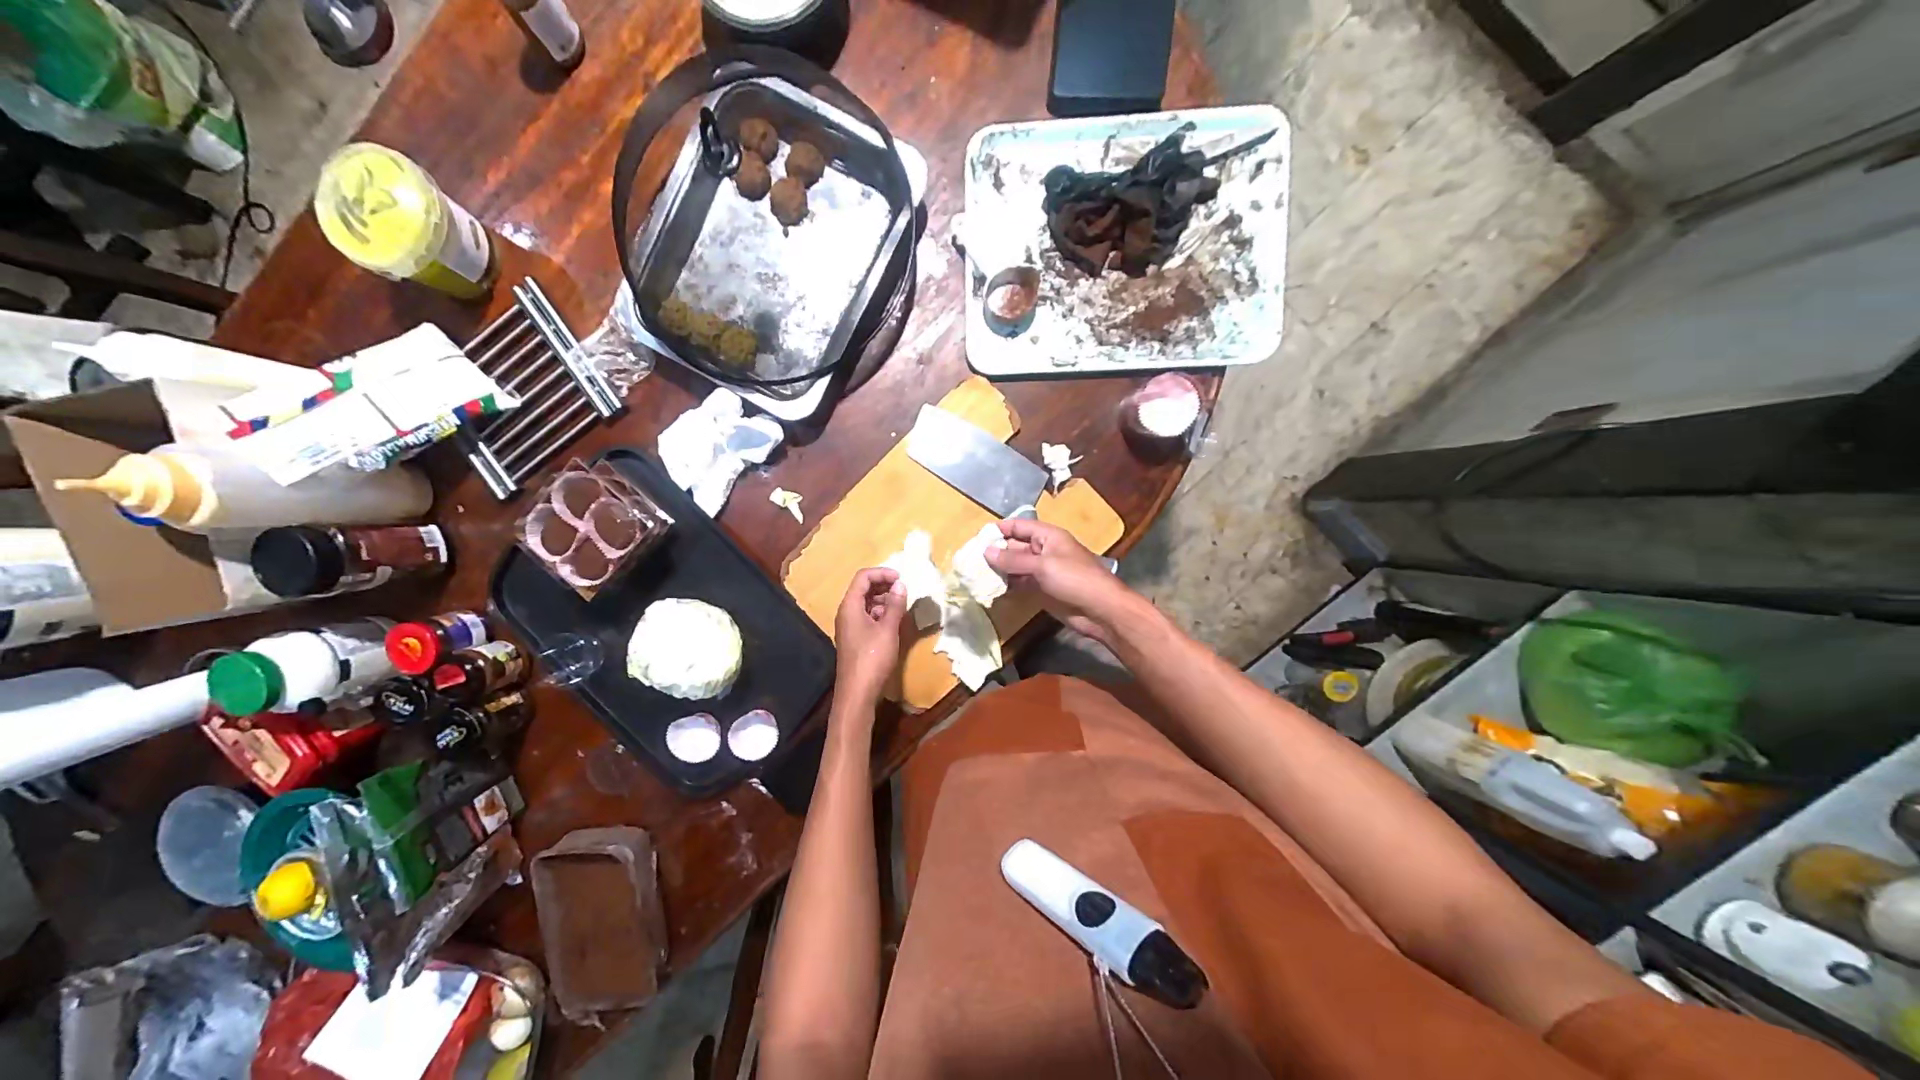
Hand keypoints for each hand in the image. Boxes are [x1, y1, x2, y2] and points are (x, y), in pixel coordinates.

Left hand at [834, 567, 906, 705]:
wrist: (858, 692)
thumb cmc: (872, 658)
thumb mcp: (888, 629)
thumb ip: (895, 605)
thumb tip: (901, 584)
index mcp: (850, 606)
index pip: (863, 577)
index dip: (882, 573)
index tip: (901, 578)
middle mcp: (846, 613)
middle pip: (863, 589)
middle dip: (883, 585)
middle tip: (904, 590)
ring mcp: (850, 626)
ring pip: (866, 603)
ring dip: (884, 600)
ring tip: (902, 605)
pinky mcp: (856, 638)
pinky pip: (868, 617)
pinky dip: (881, 614)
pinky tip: (895, 621)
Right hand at [985, 519, 1131, 644]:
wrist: (1100, 610)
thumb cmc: (1075, 579)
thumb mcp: (1042, 565)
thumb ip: (1013, 559)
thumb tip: (986, 552)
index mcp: (1048, 536)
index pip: (1018, 526)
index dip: (999, 530)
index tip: (976, 538)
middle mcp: (1044, 550)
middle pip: (1015, 546)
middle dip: (995, 552)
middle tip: (970, 560)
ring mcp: (1043, 571)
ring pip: (1016, 566)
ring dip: (999, 570)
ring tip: (976, 575)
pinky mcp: (1042, 590)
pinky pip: (1020, 583)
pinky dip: (1007, 585)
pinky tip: (992, 589)